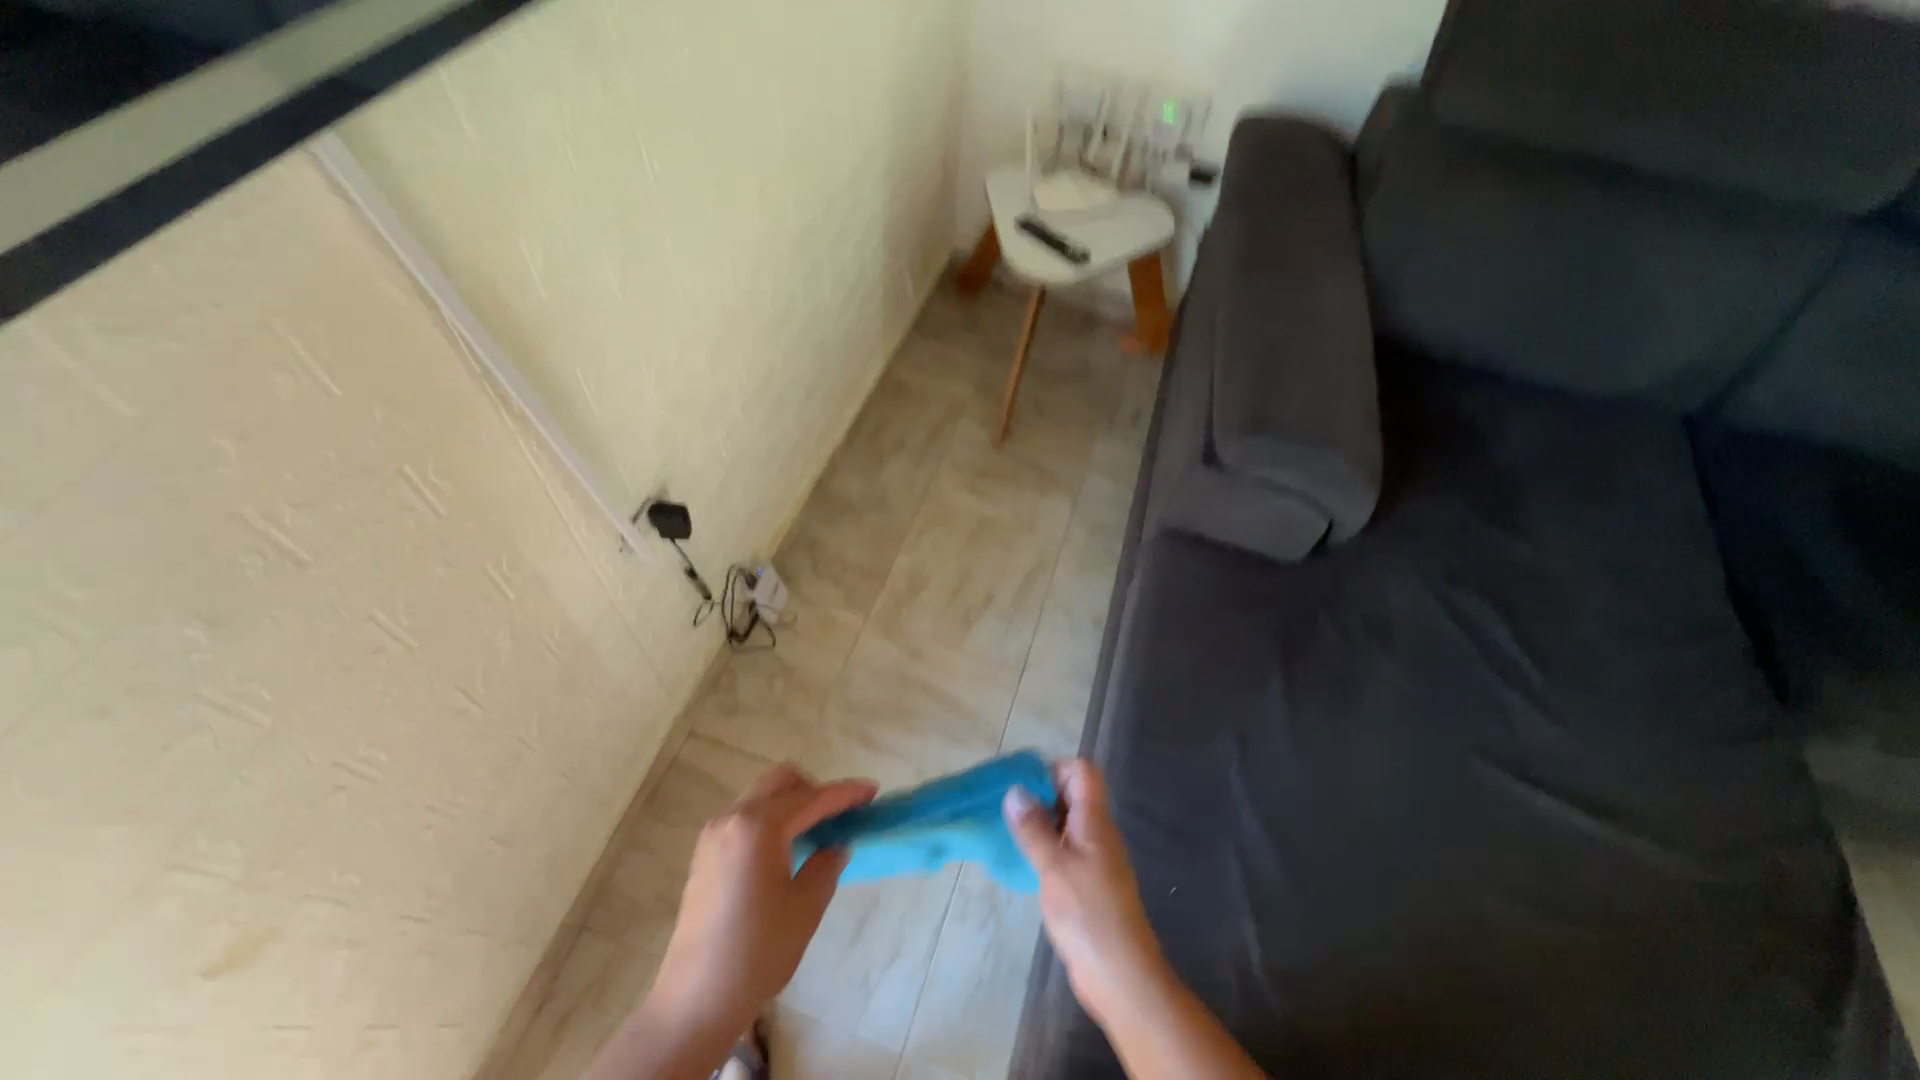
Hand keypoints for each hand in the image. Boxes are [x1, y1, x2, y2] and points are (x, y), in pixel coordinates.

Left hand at [648, 764, 876, 1034]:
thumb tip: (836, 845)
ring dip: (791, 804)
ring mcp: (712, 837)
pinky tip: (788, 849)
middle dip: (814, 790)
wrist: (698, 997)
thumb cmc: (759, 951)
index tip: (873, 791)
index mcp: (758, 826)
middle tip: (843, 814)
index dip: (845, 793)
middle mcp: (731, 819)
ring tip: (819, 832)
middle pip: (779, 782)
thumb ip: (826, 865)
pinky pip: (744, 819)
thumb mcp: (806, 906)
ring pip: (759, 798)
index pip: (811, 797)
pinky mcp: (704, 856)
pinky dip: (770, 820)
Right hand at [1003, 758, 1170, 1028]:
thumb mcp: (1055, 867)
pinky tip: (1023, 862)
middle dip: (1040, 794)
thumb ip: (1035, 829)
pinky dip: (1044, 848)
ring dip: (1040, 822)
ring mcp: (1095, 860)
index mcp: (1095, 822)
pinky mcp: (1087, 884)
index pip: (1083, 772)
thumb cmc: (1089, 915)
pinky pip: (1065, 850)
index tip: (1022, 785)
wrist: (1120, 974)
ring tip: (1007, 832)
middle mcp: (1098, 834)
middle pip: (1073, 795)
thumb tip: (1015, 791)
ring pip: (1067, 823)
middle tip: (1005, 809)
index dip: (1054, 768)